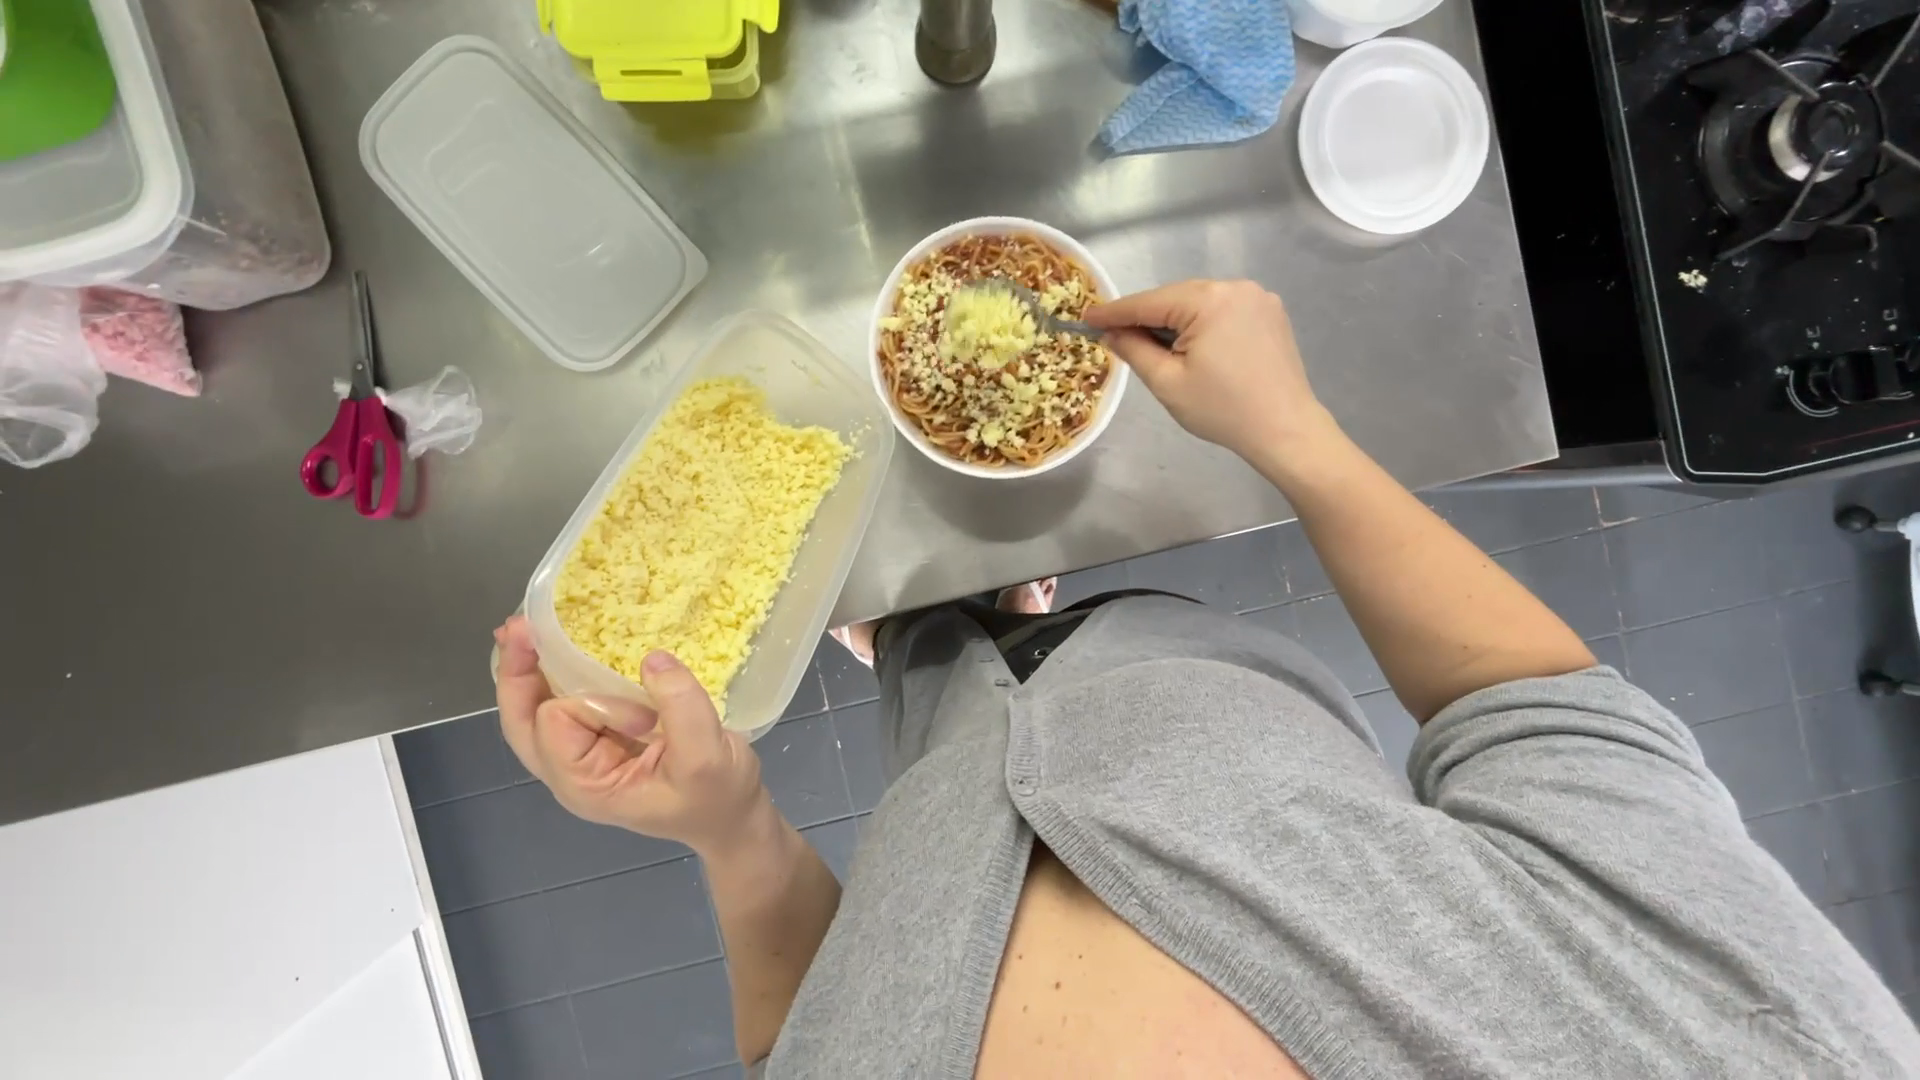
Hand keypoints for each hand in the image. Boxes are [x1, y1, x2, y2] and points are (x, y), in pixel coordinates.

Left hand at [493, 615, 770, 855]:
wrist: (734, 817)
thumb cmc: (718, 795)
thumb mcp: (705, 756)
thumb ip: (681, 707)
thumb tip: (652, 657)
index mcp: (586, 784)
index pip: (558, 723)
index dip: (598, 705)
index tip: (647, 717)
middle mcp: (574, 771)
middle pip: (524, 722)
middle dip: (519, 674)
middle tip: (520, 627)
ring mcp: (588, 756)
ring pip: (538, 713)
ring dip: (532, 672)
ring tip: (528, 631)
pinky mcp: (607, 740)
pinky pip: (571, 707)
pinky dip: (560, 677)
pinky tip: (563, 651)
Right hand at [1083, 280, 1338, 463]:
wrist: (1284, 428)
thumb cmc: (1222, 410)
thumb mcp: (1167, 382)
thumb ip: (1135, 350)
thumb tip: (1112, 333)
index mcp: (1209, 300)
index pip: (1149, 302)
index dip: (1115, 311)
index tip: (1087, 317)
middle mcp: (1236, 287)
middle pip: (1175, 298)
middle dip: (1145, 316)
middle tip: (1115, 335)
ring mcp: (1257, 297)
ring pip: (1199, 302)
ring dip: (1173, 320)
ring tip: (1153, 346)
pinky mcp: (1270, 312)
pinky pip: (1222, 310)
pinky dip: (1201, 322)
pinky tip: (1191, 346)